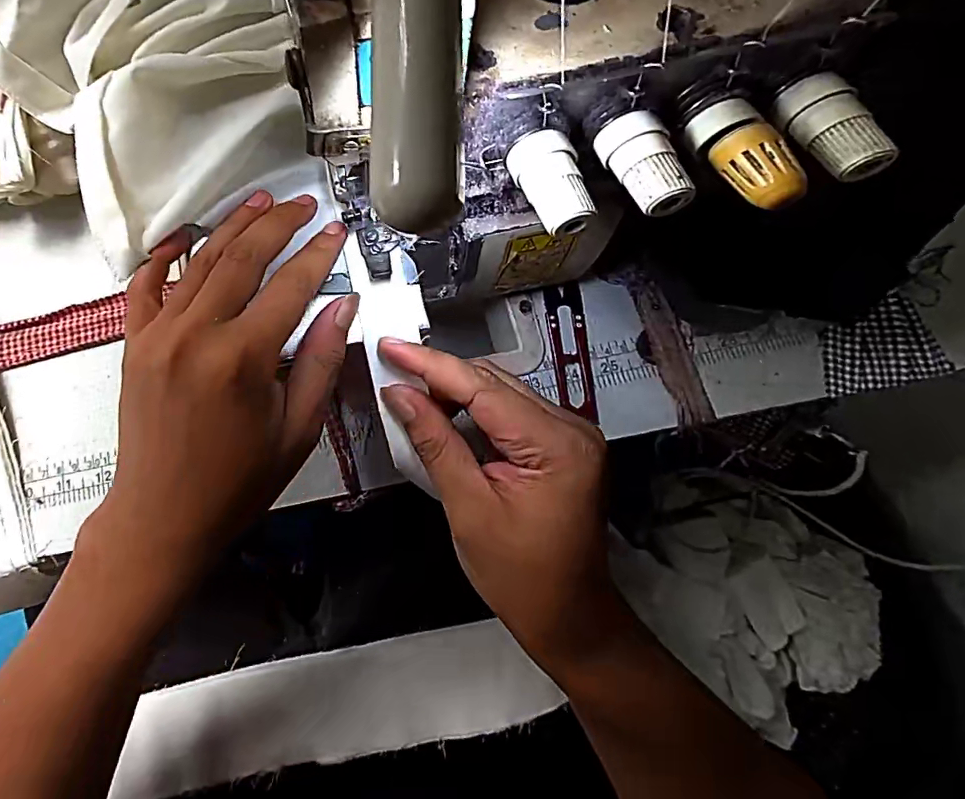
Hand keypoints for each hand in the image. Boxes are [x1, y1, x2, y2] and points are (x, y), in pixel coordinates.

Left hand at [79, 191, 357, 596]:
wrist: (161, 517)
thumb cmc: (235, 483)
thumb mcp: (296, 428)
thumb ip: (320, 360)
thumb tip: (343, 305)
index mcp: (242, 359)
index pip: (290, 286)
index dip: (318, 254)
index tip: (335, 233)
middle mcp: (196, 335)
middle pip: (243, 256)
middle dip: (278, 223)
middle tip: (303, 206)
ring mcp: (159, 335)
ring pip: (199, 261)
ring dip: (232, 226)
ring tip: (259, 203)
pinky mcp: (135, 344)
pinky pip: (144, 286)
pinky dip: (161, 257)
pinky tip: (181, 236)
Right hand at [378, 339, 632, 668]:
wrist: (568, 616)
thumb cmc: (522, 577)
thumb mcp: (468, 508)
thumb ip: (435, 442)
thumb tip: (401, 395)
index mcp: (555, 444)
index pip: (482, 387)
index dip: (431, 365)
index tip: (392, 348)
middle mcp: (571, 427)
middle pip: (493, 381)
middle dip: (439, 376)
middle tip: (392, 373)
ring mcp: (570, 432)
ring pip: (500, 391)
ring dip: (454, 391)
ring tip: (411, 396)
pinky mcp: (561, 442)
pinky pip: (510, 409)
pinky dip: (473, 409)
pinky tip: (444, 414)